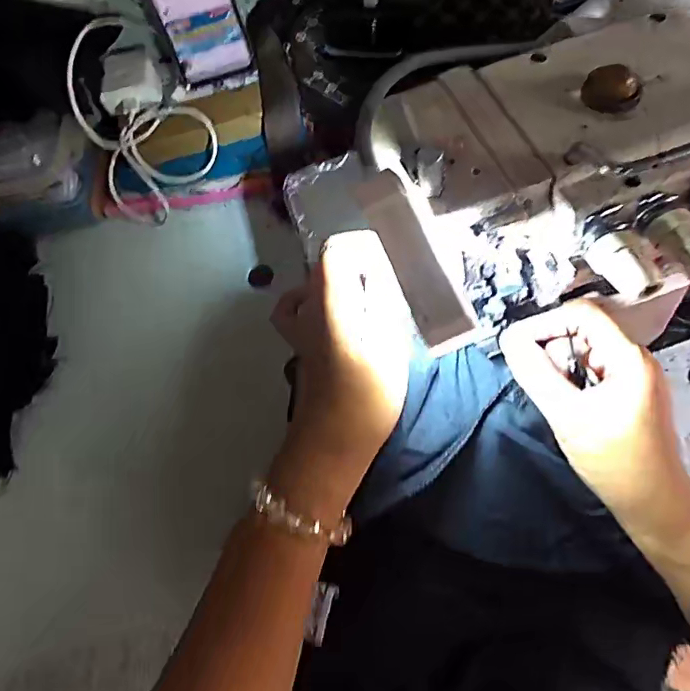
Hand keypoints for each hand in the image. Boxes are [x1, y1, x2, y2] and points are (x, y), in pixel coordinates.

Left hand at [267, 231, 412, 516]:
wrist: (333, 444)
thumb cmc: (367, 395)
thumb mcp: (389, 344)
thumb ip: (384, 301)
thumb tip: (380, 274)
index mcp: (331, 303)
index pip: (334, 252)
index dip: (359, 247)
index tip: (385, 258)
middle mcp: (309, 308)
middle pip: (324, 266)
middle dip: (354, 264)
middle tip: (384, 281)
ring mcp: (300, 328)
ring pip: (314, 287)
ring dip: (339, 284)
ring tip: (366, 299)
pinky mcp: (301, 346)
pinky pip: (303, 310)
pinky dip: (319, 305)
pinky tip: (343, 320)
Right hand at [500, 300, 689, 549]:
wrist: (655, 507)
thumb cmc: (621, 468)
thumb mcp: (566, 416)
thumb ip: (535, 373)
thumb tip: (511, 340)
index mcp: (629, 358)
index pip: (581, 313)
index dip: (546, 324)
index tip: (522, 343)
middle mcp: (637, 359)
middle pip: (584, 329)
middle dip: (555, 349)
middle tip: (544, 379)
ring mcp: (636, 376)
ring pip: (587, 350)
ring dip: (564, 367)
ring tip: (562, 400)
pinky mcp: (632, 391)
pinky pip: (594, 369)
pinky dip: (576, 380)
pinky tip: (574, 408)